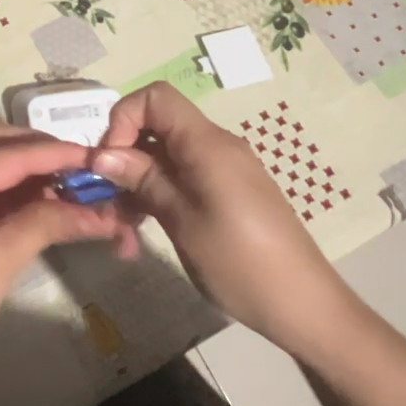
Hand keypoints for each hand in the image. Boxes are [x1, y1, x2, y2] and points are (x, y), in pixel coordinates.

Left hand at [0, 125, 133, 386]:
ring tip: (69, 184)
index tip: (99, 159)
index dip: (58, 153)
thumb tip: (103, 211)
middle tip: (82, 168)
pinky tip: (41, 201)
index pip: (13, 152)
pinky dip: (12, 186)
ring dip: (27, 167)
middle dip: (41, 151)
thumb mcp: (3, 259)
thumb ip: (49, 223)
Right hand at [89, 83, 355, 352]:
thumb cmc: (241, 262)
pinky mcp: (226, 193)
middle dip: (123, 158)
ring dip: (136, 184)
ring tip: (121, 229)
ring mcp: (222, 170)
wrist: (304, 307)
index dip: (123, 119)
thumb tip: (101, 154)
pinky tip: (142, 232)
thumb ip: (142, 180)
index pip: (155, 97)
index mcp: (207, 144)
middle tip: (105, 202)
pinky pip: (182, 178)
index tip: (108, 163)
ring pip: (164, 157)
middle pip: (156, 127)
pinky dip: (157, 196)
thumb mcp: (182, 221)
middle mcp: (216, 147)